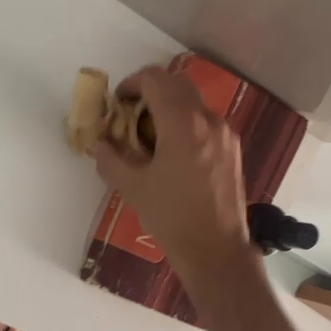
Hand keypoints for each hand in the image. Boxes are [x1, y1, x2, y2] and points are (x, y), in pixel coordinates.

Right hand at [92, 67, 254, 284]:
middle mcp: (208, 120)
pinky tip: (173, 155)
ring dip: (170, 109)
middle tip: (131, 116)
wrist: (216, 250)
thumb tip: (98, 145)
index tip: (118, 102)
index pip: (155, 80)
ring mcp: (225, 135)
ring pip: (194, 104)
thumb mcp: (133, 189)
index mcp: (182, 124)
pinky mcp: (232, 151)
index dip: (132, 83)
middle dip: (151, 92)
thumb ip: (111, 160)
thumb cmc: (172, 219)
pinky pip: (206, 124)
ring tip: (150, 139)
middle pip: (177, 84)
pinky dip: (187, 126)